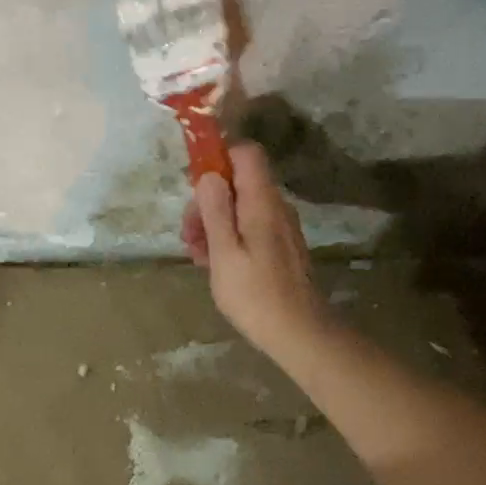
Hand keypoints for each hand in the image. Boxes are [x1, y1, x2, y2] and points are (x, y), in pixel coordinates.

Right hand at [181, 143, 326, 350]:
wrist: (297, 330)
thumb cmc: (254, 294)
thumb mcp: (224, 253)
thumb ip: (216, 211)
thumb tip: (209, 175)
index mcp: (261, 203)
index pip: (246, 154)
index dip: (218, 159)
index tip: (192, 184)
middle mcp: (275, 207)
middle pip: (239, 183)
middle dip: (208, 201)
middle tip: (188, 234)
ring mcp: (280, 228)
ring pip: (241, 208)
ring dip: (214, 223)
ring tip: (196, 254)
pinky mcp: (280, 247)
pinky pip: (249, 228)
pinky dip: (228, 238)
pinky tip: (213, 263)